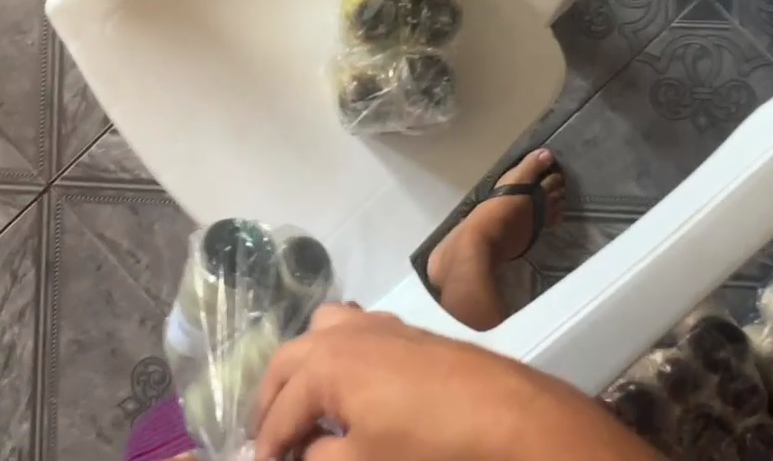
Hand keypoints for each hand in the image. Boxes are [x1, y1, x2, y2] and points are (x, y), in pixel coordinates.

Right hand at [251, 304, 660, 460]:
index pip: (281, 410)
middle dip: (272, 399)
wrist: (504, 414)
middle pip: (289, 360)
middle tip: (268, 438)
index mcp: (324, 364)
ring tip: (304, 399)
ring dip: (303, 364)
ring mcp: (375, 325)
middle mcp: (342, 334)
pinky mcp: (404, 329)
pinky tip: (352, 381)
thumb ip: (320, 457)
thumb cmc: (427, 443)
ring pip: (320, 330)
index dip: (267, 444)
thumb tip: (303, 452)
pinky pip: (354, 327)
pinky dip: (337, 350)